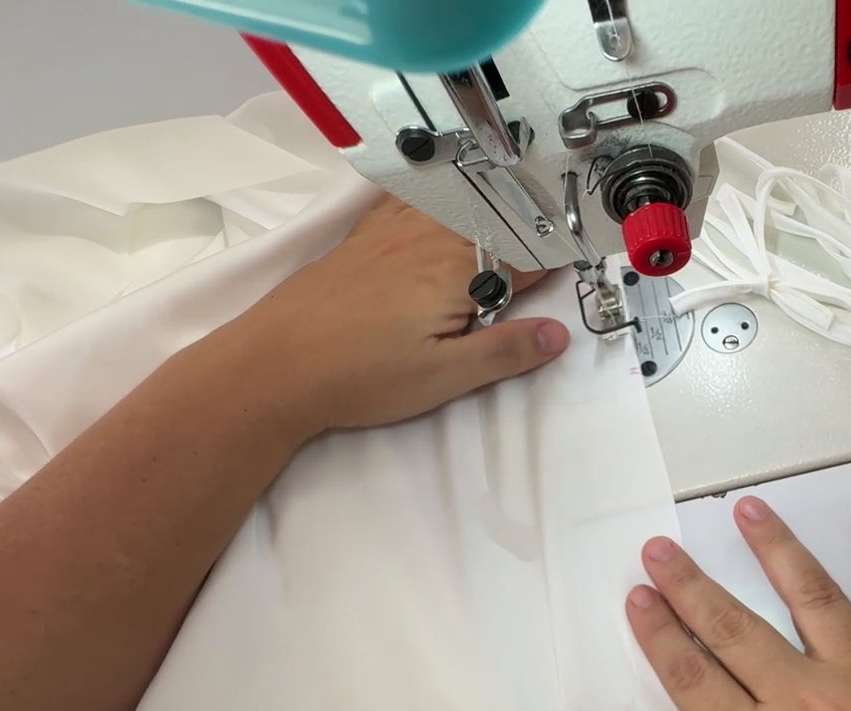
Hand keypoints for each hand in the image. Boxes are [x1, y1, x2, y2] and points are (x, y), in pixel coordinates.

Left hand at [206, 195, 568, 434]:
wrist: (273, 366)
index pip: (521, 260)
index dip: (553, 261)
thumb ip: (505, 352)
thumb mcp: (445, 377)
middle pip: (490, 223)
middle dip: (526, 227)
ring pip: (451, 205)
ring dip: (486, 204)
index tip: (577, 258)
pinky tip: (437, 193)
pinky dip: (434, 194)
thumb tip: (557, 335)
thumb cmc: (360, 376)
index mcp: (453, 272)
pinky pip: (408, 201)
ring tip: (512, 201)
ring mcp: (389, 234)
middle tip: (554, 233)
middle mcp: (424, 241)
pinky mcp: (362, 240)